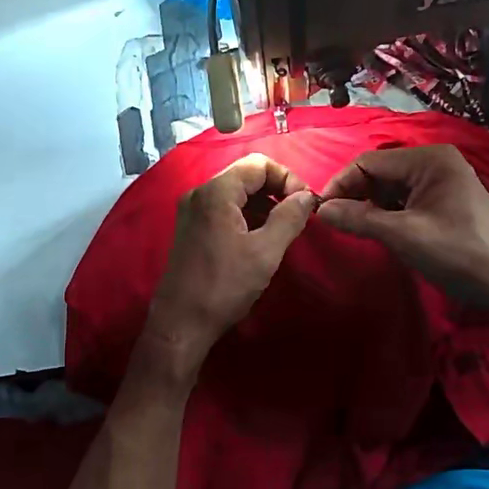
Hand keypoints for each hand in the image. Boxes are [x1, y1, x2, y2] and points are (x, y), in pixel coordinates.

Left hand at [145, 153, 318, 365]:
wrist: (181, 323)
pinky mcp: (190, 229)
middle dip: (276, 191)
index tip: (305, 204)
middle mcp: (199, 194)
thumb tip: (307, 197)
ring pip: (235, 193)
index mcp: (215, 192)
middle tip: (298, 217)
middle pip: (245, 176)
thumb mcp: (265, 252)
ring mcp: (191, 211)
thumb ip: (290, 218)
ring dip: (263, 205)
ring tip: (283, 231)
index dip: (287, 178)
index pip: (259, 164)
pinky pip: (223, 210)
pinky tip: (260, 239)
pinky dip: (246, 216)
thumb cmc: (224, 286)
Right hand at [317, 145, 488, 313]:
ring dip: (370, 206)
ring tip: (356, 230)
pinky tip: (381, 232)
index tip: (320, 213)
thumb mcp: (404, 236)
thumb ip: (359, 219)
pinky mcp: (446, 202)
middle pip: (379, 172)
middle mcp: (436, 162)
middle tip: (335, 224)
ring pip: (391, 187)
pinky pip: (406, 199)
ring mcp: (443, 181)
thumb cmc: (459, 255)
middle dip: (354, 195)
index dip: (341, 185)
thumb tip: (321, 210)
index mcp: (429, 159)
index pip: (368, 162)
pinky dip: (388, 213)